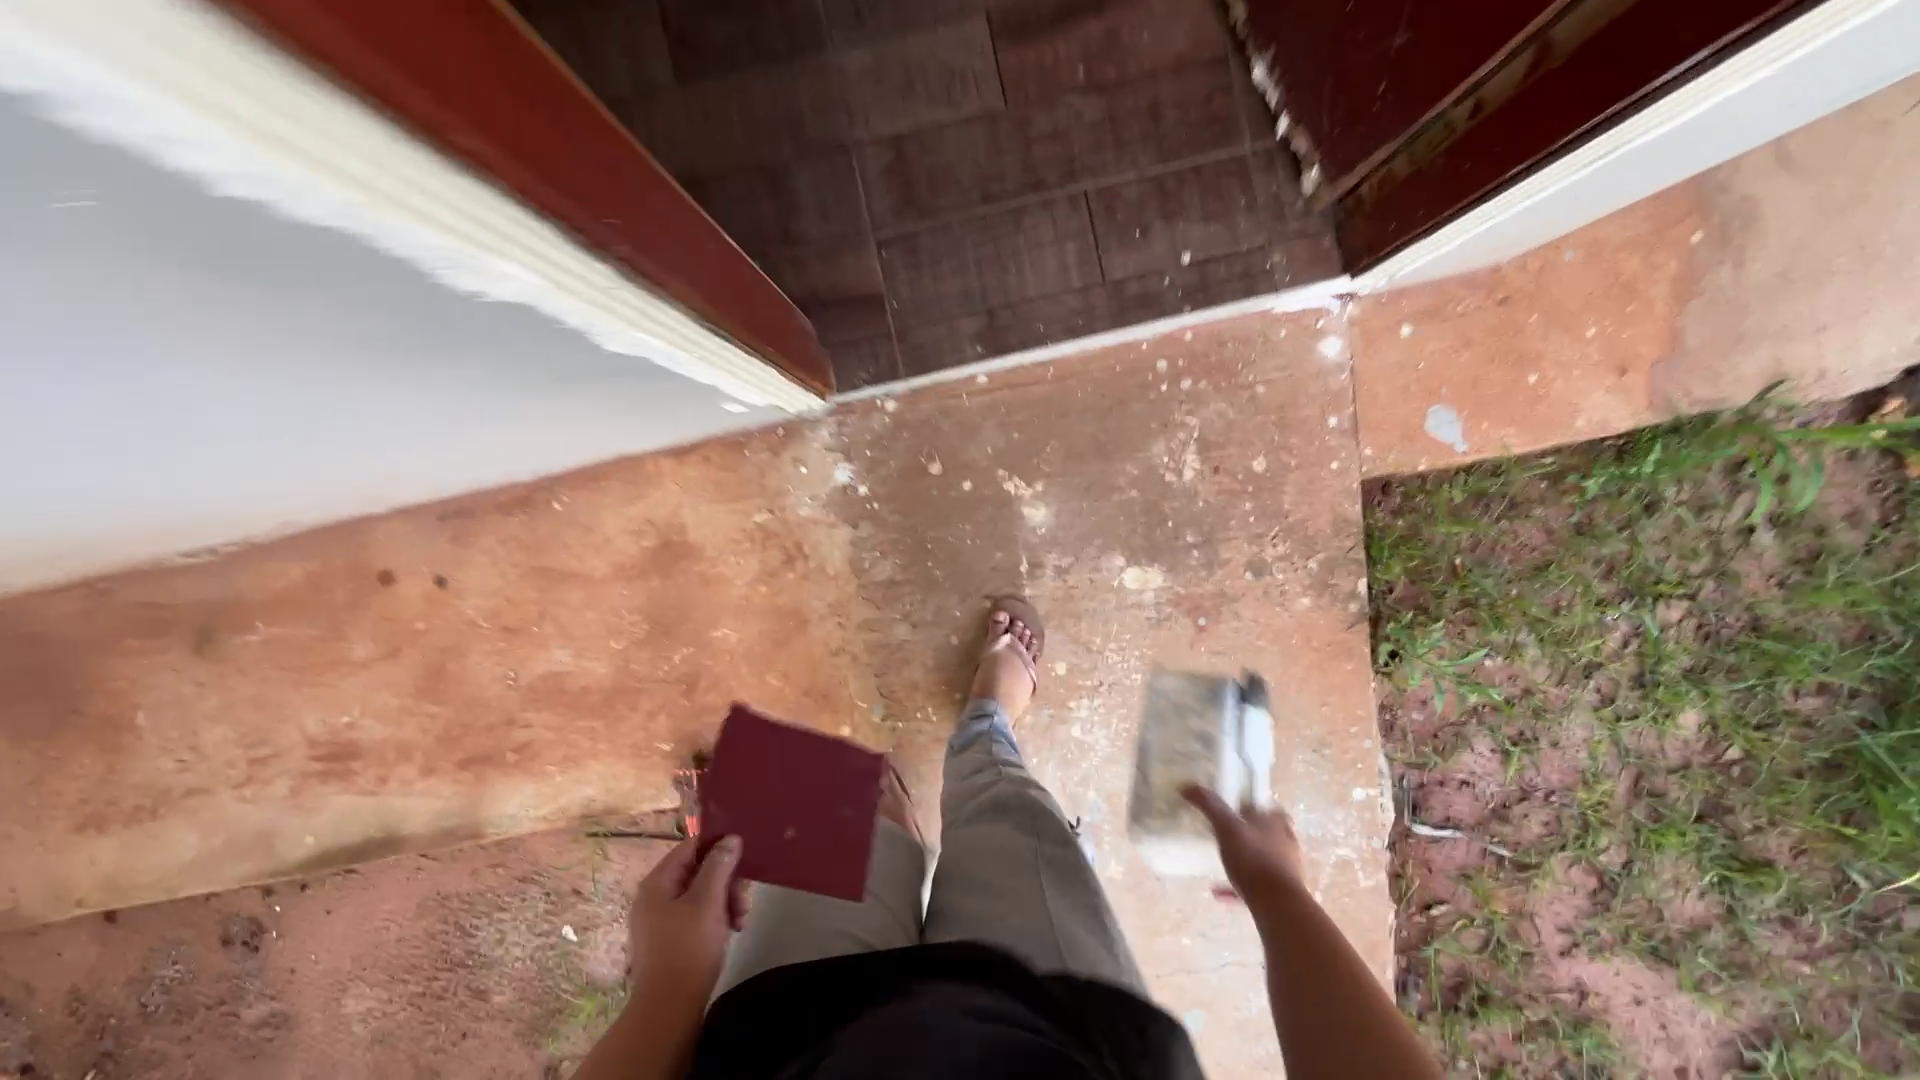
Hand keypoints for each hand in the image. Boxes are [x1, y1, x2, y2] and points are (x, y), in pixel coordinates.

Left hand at [627, 835, 749, 1000]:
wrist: (669, 1008)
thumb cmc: (688, 948)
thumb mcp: (708, 901)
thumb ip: (719, 865)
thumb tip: (730, 838)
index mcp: (658, 882)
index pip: (691, 846)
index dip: (719, 845)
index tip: (745, 854)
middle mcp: (655, 896)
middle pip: (699, 871)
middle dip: (727, 881)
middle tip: (744, 899)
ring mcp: (661, 918)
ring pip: (702, 894)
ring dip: (726, 900)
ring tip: (741, 920)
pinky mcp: (670, 938)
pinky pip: (698, 914)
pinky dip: (717, 917)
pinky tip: (733, 930)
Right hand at [1181, 786, 1305, 909]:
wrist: (1277, 905)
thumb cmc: (1253, 859)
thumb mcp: (1227, 828)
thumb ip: (1210, 806)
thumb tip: (1189, 786)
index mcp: (1275, 823)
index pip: (1269, 808)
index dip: (1254, 808)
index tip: (1236, 810)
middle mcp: (1284, 843)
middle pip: (1267, 834)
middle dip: (1249, 836)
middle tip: (1228, 837)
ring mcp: (1285, 869)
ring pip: (1262, 860)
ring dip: (1243, 862)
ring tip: (1220, 866)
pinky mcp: (1281, 893)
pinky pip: (1256, 887)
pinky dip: (1238, 888)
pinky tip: (1219, 894)